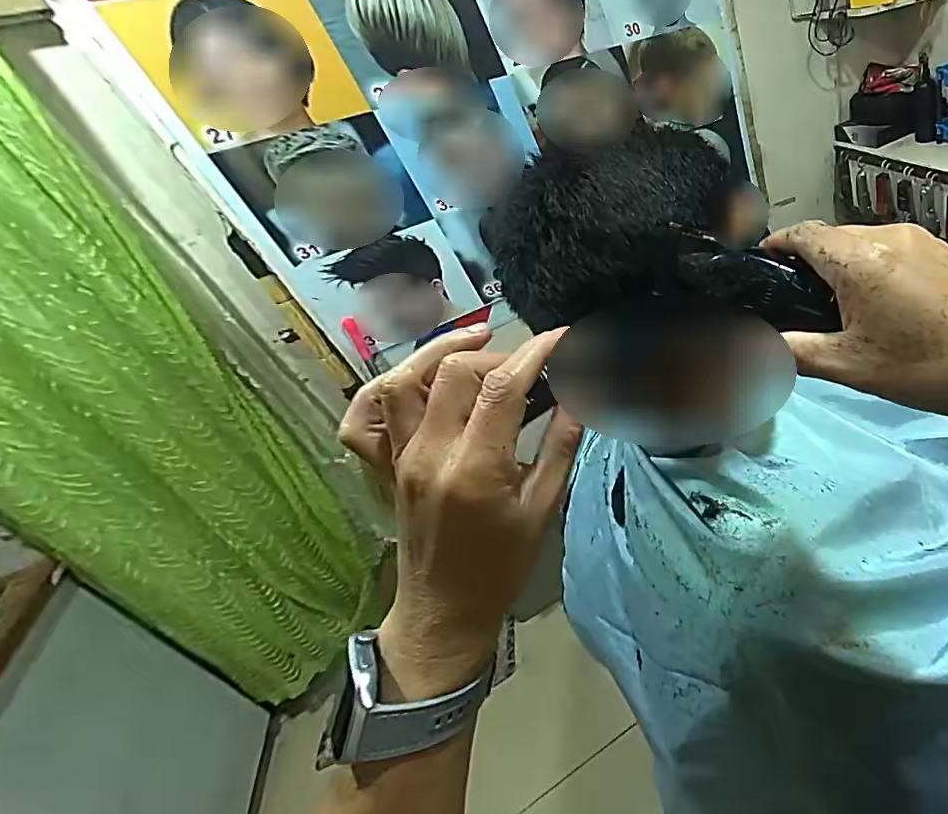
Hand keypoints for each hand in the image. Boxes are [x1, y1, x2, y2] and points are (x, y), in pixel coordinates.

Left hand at [377, 329, 581, 697]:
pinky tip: (420, 376)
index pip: (501, 386)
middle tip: (532, 362)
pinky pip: (365, 415)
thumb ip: (562, 442)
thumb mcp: (545, 504)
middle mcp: (427, 454)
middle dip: (500, 353)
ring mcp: (397, 458)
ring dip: (442, 352)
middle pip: (453, 373)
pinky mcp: (383, 465)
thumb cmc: (503, 562)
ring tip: (480, 341)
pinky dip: (388, 385)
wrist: (444, 609)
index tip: (564, 337)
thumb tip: (583, 392)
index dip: (536, 352)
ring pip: (403, 380)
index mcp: (474, 467)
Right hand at [765, 221, 947, 438]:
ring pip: (867, 244)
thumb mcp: (854, 367)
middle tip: (808, 308)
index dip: (775, 247)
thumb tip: (763, 347)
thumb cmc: (931, 368)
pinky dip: (880, 271)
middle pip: (833, 238)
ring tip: (853, 315)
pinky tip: (893, 309)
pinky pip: (898, 251)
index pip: (800, 234)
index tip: (764, 268)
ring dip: (848, 269)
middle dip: (812, 265)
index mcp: (858, 256)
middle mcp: (890, 234)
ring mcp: (924, 240)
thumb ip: (798, 352)